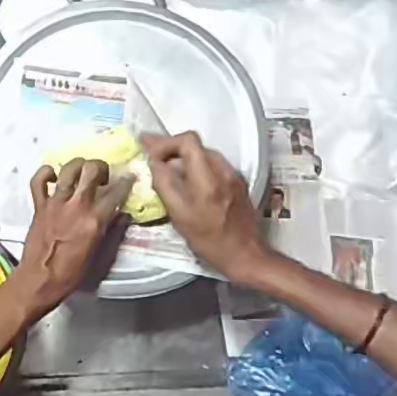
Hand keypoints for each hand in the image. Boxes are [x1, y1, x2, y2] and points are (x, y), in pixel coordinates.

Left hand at [11, 158, 132, 316]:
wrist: (40, 279)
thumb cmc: (72, 272)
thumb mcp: (100, 255)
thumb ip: (113, 231)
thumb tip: (123, 214)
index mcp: (95, 219)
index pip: (116, 192)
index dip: (126, 182)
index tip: (129, 178)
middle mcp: (77, 205)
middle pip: (92, 170)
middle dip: (101, 167)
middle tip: (102, 177)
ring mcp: (56, 202)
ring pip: (68, 169)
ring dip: (78, 166)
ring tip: (82, 174)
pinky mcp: (39, 205)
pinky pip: (39, 180)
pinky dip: (46, 173)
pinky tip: (54, 176)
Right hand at [143, 131, 274, 283]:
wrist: (245, 254)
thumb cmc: (209, 241)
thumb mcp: (179, 216)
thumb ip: (164, 185)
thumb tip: (154, 163)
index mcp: (207, 179)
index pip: (187, 141)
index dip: (165, 143)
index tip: (150, 152)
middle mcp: (223, 170)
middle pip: (195, 144)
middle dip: (171, 148)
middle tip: (152, 156)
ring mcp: (233, 174)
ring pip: (204, 153)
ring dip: (184, 157)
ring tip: (167, 168)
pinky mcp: (238, 181)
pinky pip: (213, 164)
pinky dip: (197, 166)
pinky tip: (188, 180)